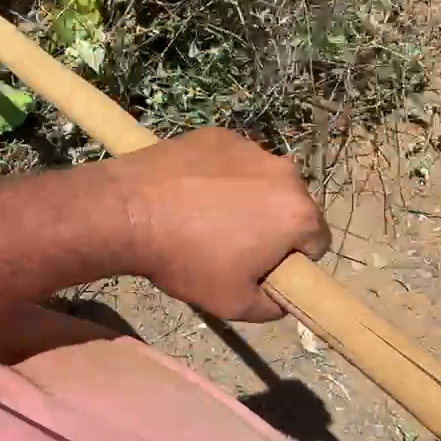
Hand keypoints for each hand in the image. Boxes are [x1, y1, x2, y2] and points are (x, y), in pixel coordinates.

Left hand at [97, 128, 329, 321]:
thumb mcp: (235, 303)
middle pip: (288, 206)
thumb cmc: (184, 259)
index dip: (288, 260)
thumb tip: (279, 297)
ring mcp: (247, 146)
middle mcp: (283, 171)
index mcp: (299, 212)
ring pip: (258, 180)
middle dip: (268, 225)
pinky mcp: (214, 134)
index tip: (256, 266)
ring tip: (200, 215)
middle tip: (226, 242)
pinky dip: (216, 174)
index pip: (314, 243)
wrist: (126, 210)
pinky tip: (186, 191)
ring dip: (243, 197)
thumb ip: (272, 306)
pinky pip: (229, 161)